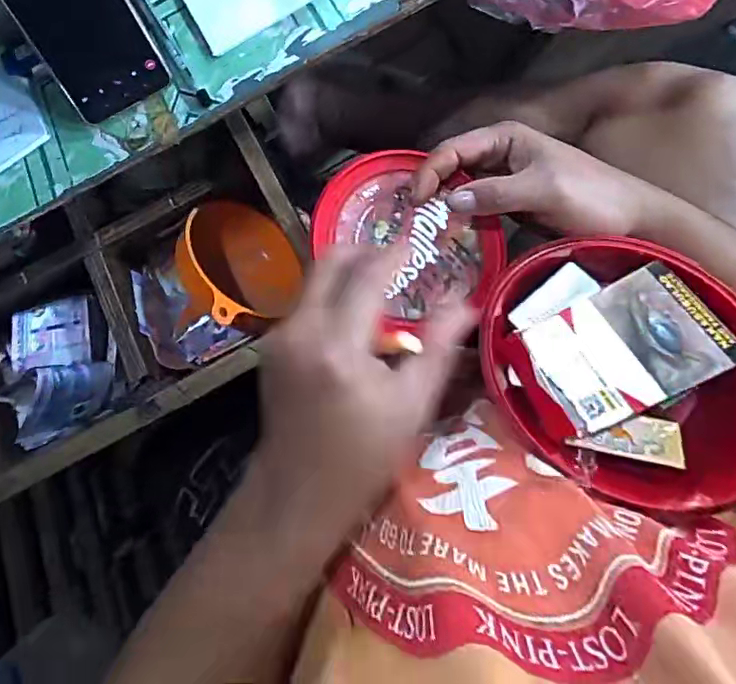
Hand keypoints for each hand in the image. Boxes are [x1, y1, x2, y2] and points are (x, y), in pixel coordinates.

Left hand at [247, 246, 477, 534]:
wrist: (295, 493)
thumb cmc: (362, 457)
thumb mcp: (411, 406)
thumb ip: (438, 348)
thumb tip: (464, 303)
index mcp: (338, 346)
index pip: (367, 277)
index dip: (393, 254)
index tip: (416, 242)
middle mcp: (301, 329)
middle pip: (329, 261)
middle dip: (363, 250)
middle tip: (394, 255)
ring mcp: (279, 335)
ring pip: (314, 278)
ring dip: (346, 272)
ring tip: (381, 283)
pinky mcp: (270, 344)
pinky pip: (305, 301)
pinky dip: (331, 296)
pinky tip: (354, 314)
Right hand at [411, 120, 669, 236]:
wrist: (633, 222)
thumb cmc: (592, 197)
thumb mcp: (543, 190)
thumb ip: (496, 193)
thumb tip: (448, 201)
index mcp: (506, 137)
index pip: (453, 148)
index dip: (430, 170)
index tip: (415, 201)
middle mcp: (500, 153)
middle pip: (452, 166)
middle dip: (432, 188)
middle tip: (415, 219)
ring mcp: (505, 179)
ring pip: (461, 188)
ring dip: (444, 206)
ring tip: (427, 230)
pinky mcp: (510, 203)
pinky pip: (476, 206)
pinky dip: (462, 218)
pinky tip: (451, 234)